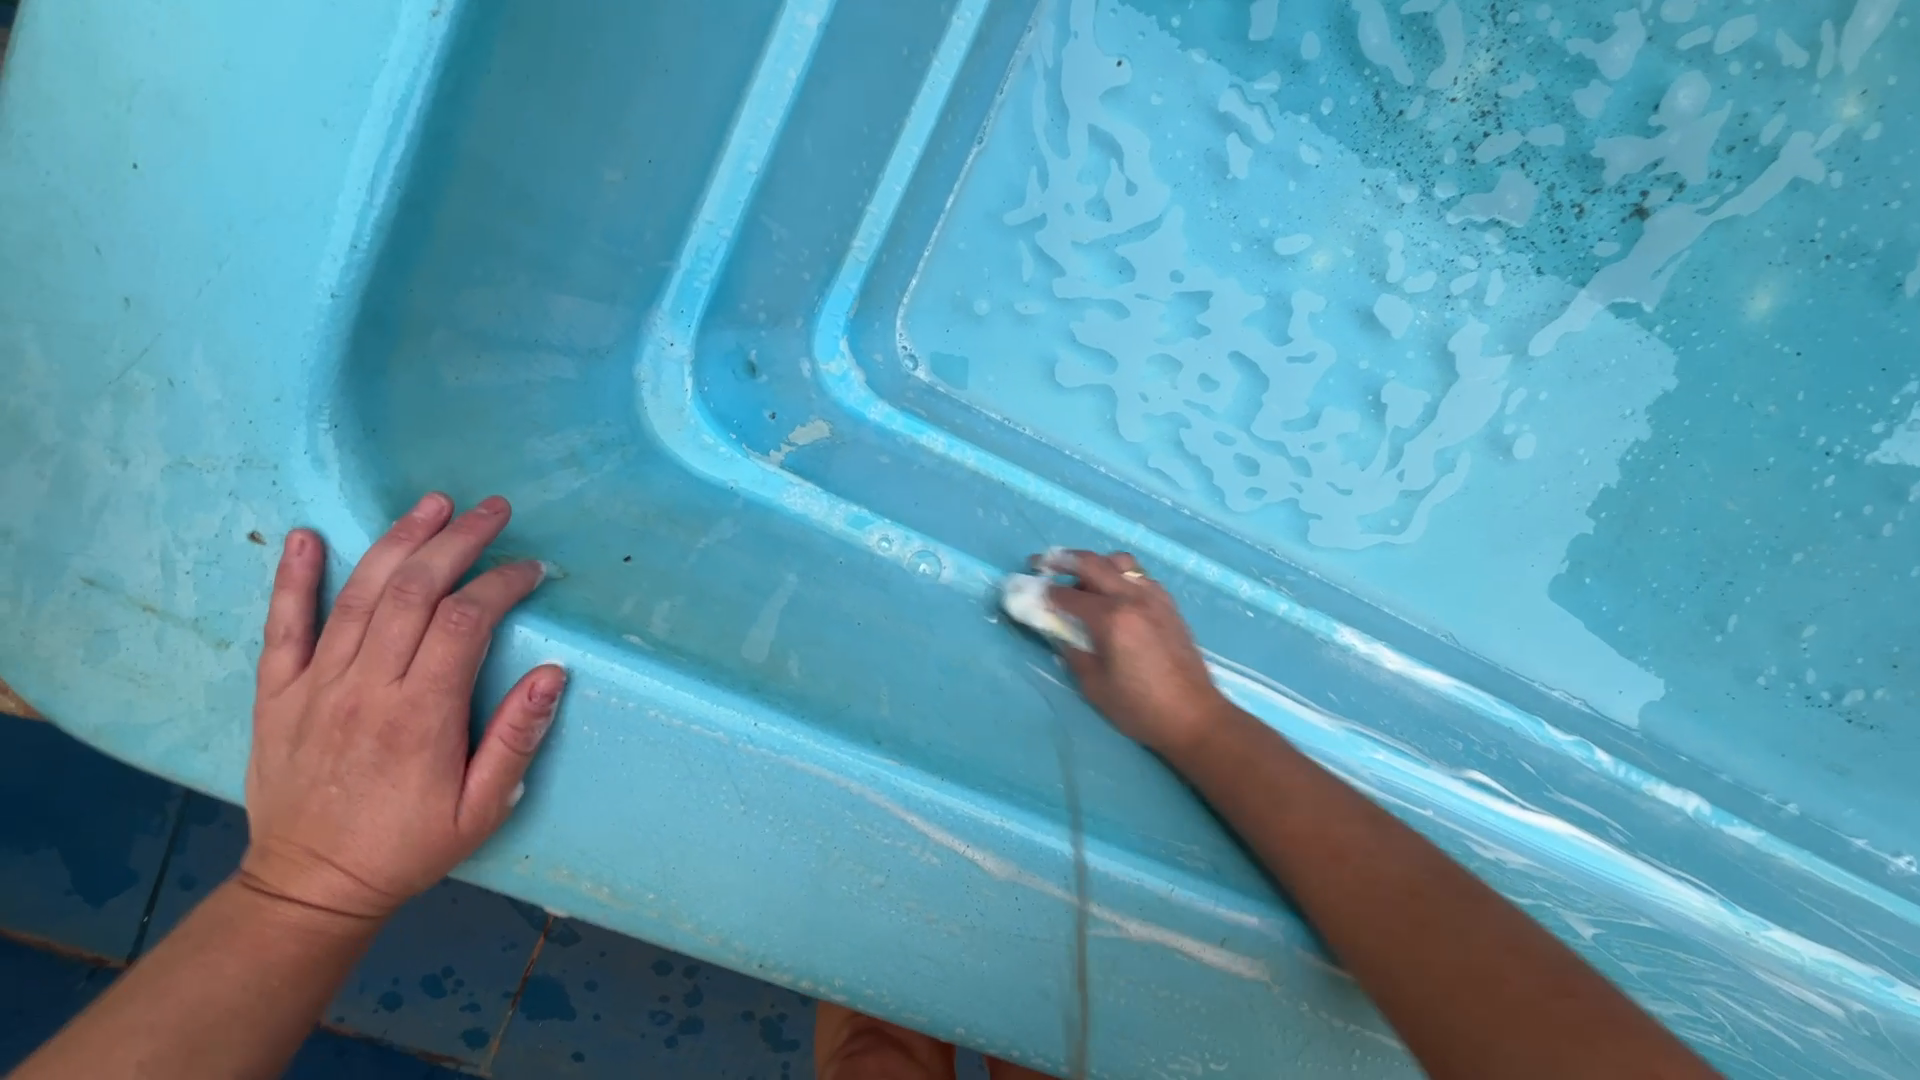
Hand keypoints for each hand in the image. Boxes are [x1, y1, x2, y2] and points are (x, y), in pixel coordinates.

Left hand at [241, 493, 566, 922]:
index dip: (502, 583)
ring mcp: (314, 685)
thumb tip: (554, 672)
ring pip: (358, 594)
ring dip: (398, 542)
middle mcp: (366, 686)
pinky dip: (292, 578)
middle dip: (458, 541)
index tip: (532, 569)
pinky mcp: (276, 693)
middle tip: (493, 509)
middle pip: (414, 590)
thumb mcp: (485, 807)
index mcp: (420, 713)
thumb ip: (518, 737)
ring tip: (432, 504)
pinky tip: (304, 536)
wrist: (310, 885)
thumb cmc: (410, 845)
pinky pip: (282, 626)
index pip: (465, 620)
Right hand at [1043, 551, 1231, 755]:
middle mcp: (1133, 598)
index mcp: (1112, 618)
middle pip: (1092, 563)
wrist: (1193, 716)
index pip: (1068, 595)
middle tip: (1041, 562)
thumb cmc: (1139, 707)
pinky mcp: (1168, 604)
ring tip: (1079, 577)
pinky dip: (1119, 575)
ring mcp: (1155, 597)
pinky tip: (1112, 594)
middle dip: (1061, 560)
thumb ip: (1072, 651)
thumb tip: (1057, 631)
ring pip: (1120, 562)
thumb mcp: (1094, 685)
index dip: (1045, 592)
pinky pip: (1139, 576)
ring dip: (1094, 563)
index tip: (1029, 590)